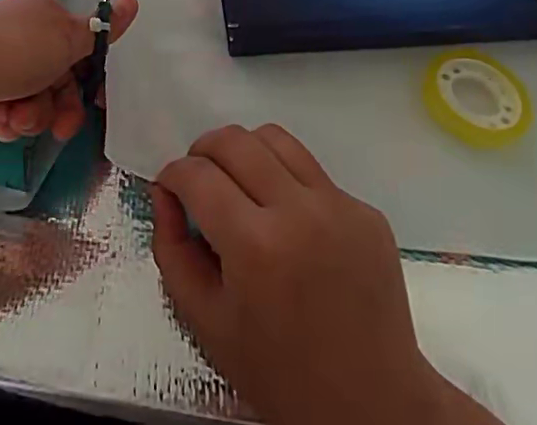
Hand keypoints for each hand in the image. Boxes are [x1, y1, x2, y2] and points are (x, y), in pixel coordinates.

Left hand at [0, 0, 137, 140]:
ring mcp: (2, 68)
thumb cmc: (16, 49)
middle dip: (63, 107)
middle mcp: (26, 40)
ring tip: (19, 116)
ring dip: (34, 115)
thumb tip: (133, 1)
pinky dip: (7, 120)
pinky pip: (8, 115)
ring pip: (36, 102)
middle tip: (63, 127)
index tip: (98, 100)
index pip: (81, 49)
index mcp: (48, 19)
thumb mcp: (67, 39)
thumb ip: (101, 30)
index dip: (91, 76)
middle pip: (61, 82)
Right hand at [150, 125, 498, 424]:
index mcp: (255, 246)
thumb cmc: (278, 371)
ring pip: (277, 138)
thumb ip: (173, 249)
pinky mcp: (365, 209)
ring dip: (246, 150)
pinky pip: (314, 173)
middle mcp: (300, 211)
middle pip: (236, 140)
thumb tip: (166, 193)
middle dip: (203, 149)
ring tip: (238, 184)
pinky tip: (288, 222)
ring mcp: (339, 205)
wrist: (370, 400)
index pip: (197, 175)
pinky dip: (287, 183)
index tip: (170, 187)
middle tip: (198, 178)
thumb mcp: (205, 321)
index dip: (172, 174)